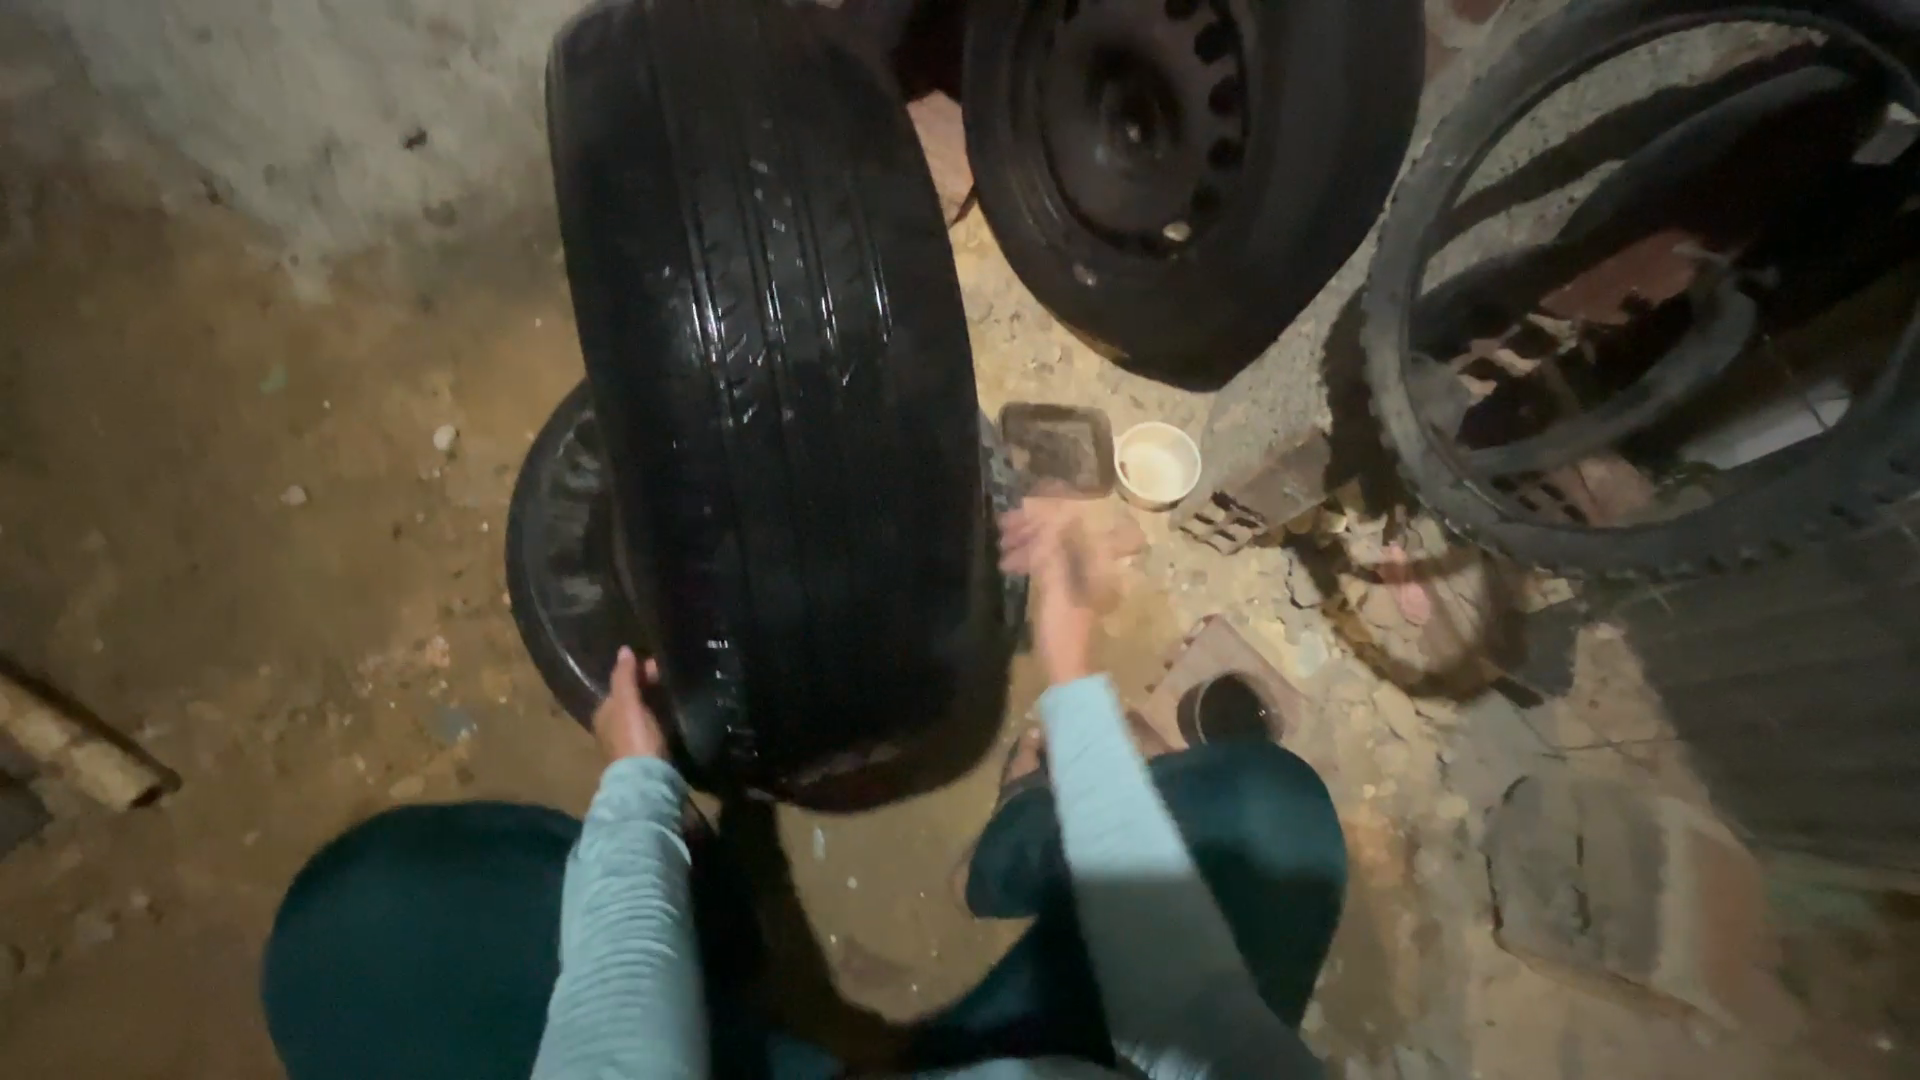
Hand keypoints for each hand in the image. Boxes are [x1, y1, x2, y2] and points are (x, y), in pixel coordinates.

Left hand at [594, 646, 669, 762]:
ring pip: (642, 711)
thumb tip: (624, 650)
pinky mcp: (644, 751)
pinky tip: (672, 713)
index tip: (660, 664)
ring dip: (655, 700)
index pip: (621, 684)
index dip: (638, 671)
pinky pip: (651, 724)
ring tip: (675, 691)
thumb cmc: (634, 737)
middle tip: (671, 677)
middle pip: (631, 697)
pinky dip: (659, 715)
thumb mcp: (627, 702)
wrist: (646, 778)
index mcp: (604, 712)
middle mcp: (611, 725)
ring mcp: (627, 739)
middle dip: (648, 685)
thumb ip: (625, 677)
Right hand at [999, 497, 1100, 685]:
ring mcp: (1082, 577)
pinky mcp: (1069, 590)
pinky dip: (1032, 559)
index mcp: (1096, 562)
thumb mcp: (1054, 589)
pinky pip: (1050, 563)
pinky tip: (1010, 564)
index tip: (1019, 510)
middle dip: (1034, 527)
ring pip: (1054, 547)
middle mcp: (1094, 564)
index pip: (1074, 521)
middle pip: (1064, 532)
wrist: (1065, 670)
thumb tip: (1048, 516)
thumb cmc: (1061, 632)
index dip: (1047, 511)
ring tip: (1001, 548)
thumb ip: (1052, 552)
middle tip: (1002, 529)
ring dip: (1028, 543)